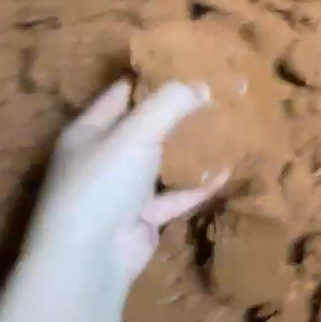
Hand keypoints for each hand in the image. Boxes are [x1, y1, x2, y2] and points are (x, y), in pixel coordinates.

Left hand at [25, 80, 226, 285]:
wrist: (89, 259)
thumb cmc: (103, 184)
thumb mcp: (137, 131)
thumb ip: (172, 102)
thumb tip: (204, 85)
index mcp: (90, 131)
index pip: (125, 91)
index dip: (158, 75)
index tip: (196, 62)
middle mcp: (104, 156)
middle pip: (150, 123)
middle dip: (185, 110)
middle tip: (223, 93)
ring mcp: (123, 188)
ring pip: (166, 157)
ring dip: (195, 146)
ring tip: (231, 126)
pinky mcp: (143, 214)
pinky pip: (177, 191)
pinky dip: (200, 181)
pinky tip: (228, 169)